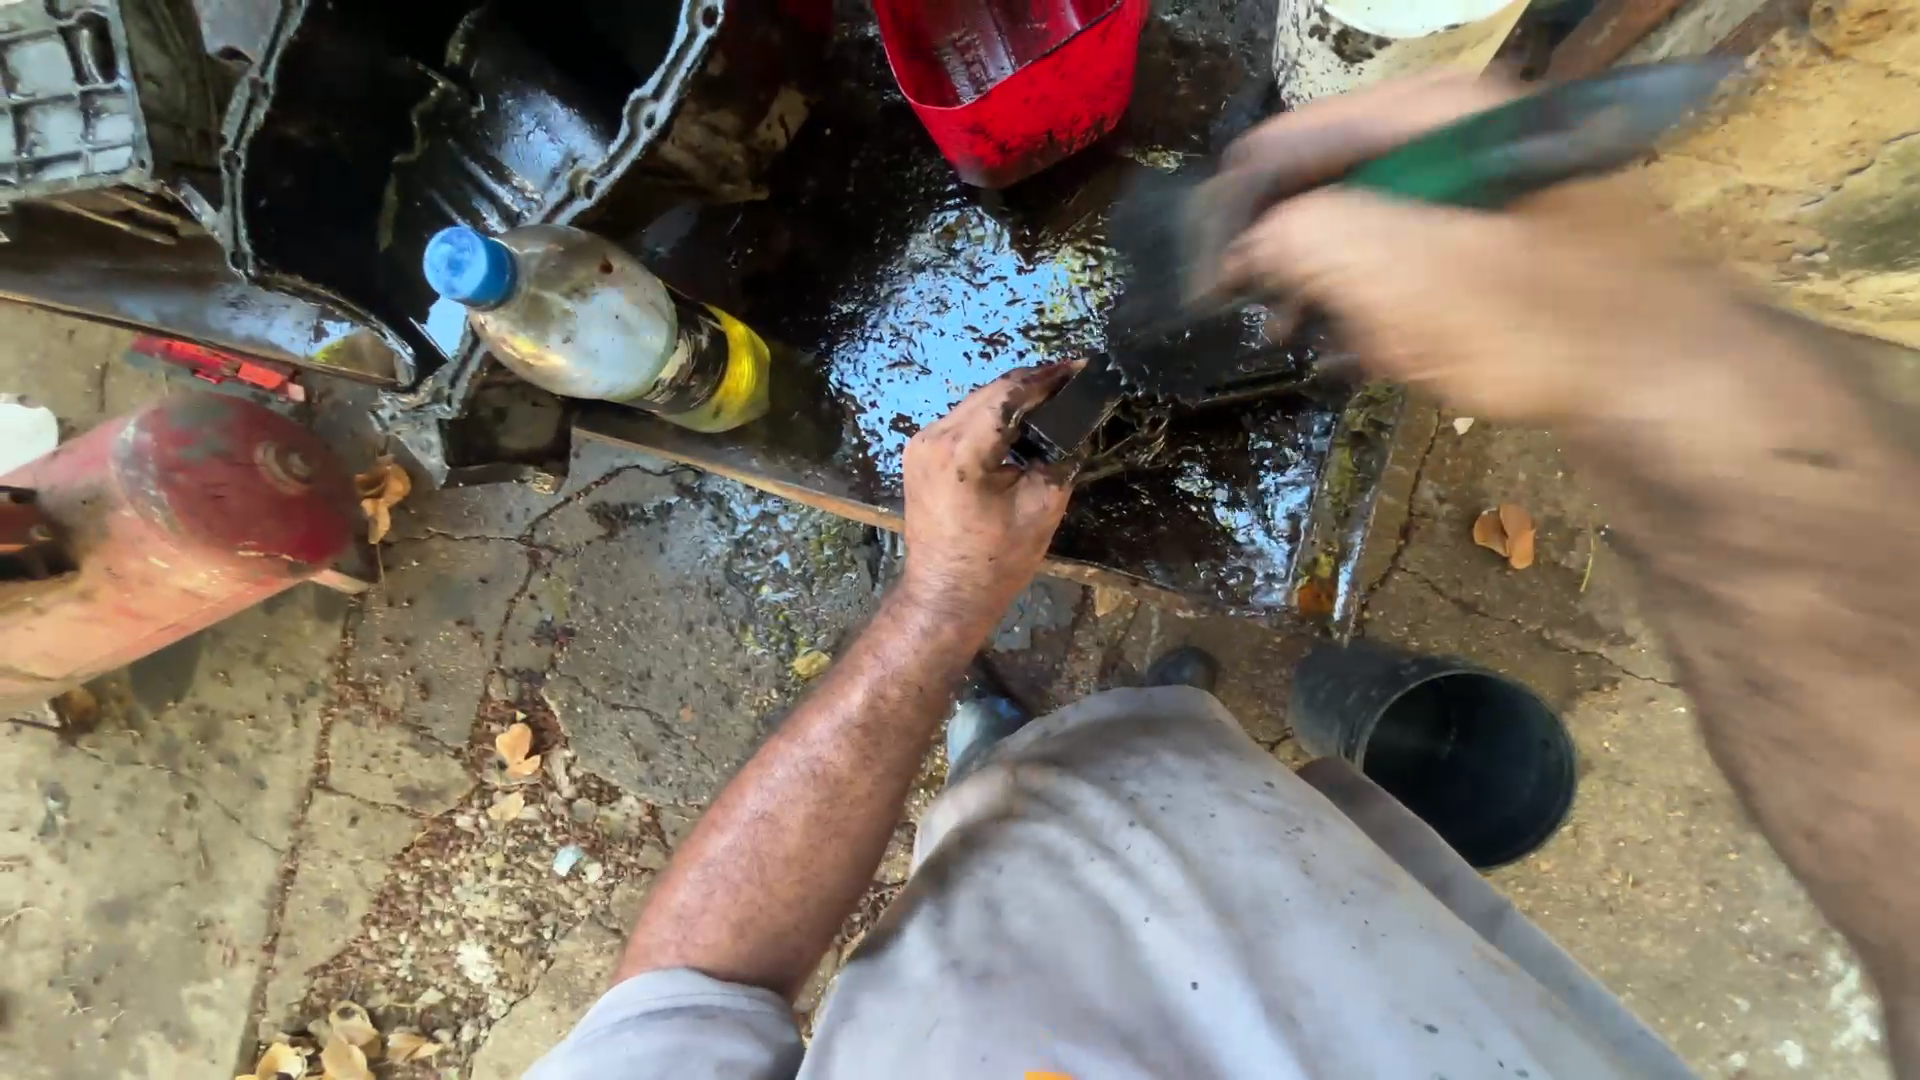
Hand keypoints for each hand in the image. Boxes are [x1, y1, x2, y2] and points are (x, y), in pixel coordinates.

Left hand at [898, 362, 1078, 624]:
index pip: (1008, 394)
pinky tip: (1020, 420)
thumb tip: (1074, 421)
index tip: (1081, 367)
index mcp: (959, 449)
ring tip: (1052, 396)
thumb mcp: (1042, 506)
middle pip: (989, 393)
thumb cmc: (996, 561)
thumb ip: (1058, 455)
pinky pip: (962, 422)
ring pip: (974, 404)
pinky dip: (992, 417)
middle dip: (1032, 384)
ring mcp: (919, 445)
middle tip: (1072, 379)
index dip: (1047, 377)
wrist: (946, 595)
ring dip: (1012, 399)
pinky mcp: (920, 455)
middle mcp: (931, 436)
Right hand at [1205, 73, 1788, 426]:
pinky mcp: (1484, 251)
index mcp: (1437, 117)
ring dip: (1311, 286)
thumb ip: (1304, 239)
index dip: (1238, 201)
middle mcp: (1453, 142)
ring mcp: (1471, 198)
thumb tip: (1243, 245)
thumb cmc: (1533, 322)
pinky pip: (1393, 266)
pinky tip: (1346, 352)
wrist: (1658, 387)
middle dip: (1275, 248)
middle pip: (1323, 182)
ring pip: (1354, 228)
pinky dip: (1358, 307)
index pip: (1296, 137)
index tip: (1202, 265)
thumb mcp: (1400, 274)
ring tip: (1287, 337)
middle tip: (1241, 306)